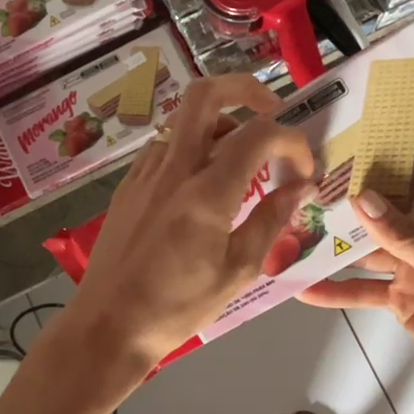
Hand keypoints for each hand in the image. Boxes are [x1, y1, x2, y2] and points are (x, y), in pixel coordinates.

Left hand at [53, 75, 317, 377]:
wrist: (109, 325)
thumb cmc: (178, 307)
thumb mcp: (237, 271)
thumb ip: (270, 220)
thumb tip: (300, 187)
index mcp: (206, 192)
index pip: (258, 135)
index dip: (292, 141)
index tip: (304, 169)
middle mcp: (173, 169)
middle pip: (205, 94)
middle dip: (244, 89)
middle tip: (270, 111)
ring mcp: (144, 173)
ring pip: (183, 120)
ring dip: (218, 122)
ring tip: (241, 156)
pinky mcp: (127, 186)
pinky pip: (163, 147)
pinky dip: (190, 147)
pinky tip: (201, 181)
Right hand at [298, 192, 413, 405]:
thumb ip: (407, 238)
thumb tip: (363, 198)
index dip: (386, 172)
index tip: (343, 159)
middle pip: (389, 218)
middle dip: (351, 210)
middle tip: (305, 195)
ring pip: (370, 253)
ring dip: (337, 249)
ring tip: (294, 237)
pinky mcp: (402, 301)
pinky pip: (364, 290)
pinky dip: (337, 291)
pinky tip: (305, 288)